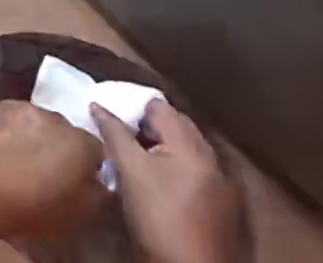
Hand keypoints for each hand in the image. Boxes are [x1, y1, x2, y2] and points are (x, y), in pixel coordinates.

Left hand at [0, 100, 106, 238]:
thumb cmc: (36, 206)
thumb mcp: (81, 211)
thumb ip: (97, 189)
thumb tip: (98, 178)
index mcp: (79, 142)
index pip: (95, 147)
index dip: (88, 163)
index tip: (79, 177)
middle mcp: (52, 117)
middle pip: (63, 129)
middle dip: (60, 144)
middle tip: (48, 167)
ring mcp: (20, 107)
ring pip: (34, 120)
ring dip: (33, 133)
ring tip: (21, 155)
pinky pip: (9, 116)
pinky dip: (10, 128)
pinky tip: (1, 146)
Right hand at [92, 101, 242, 262]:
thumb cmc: (158, 217)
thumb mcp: (130, 170)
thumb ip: (114, 132)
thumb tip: (96, 105)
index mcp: (193, 148)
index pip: (160, 107)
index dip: (133, 106)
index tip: (112, 115)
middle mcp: (214, 161)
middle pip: (177, 126)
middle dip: (148, 125)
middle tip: (120, 134)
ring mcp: (225, 187)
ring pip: (187, 150)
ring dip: (162, 146)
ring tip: (136, 157)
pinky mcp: (226, 209)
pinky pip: (198, 172)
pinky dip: (177, 167)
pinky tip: (161, 182)